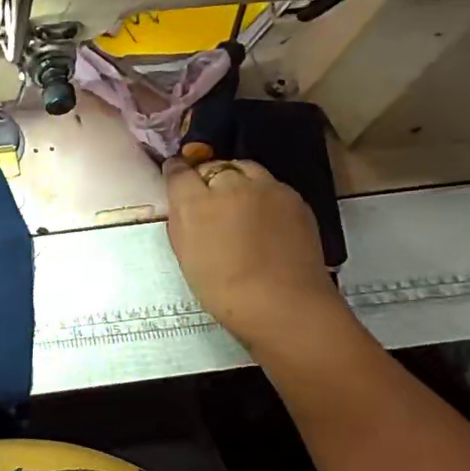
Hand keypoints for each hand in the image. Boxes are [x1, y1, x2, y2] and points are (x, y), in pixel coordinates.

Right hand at [164, 158, 344, 346]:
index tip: (176, 179)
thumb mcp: (186, 256)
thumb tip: (182, 203)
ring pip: (244, 168)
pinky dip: (262, 193)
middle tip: (209, 200)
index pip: (179, 170)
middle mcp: (230, 185)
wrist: (283, 304)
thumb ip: (181, 221)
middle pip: (213, 166)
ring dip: (236, 180)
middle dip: (207, 178)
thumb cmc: (223, 291)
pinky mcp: (293, 197)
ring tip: (238, 203)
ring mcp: (266, 187)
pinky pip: (270, 184)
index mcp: (196, 203)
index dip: (176, 173)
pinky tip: (264, 217)